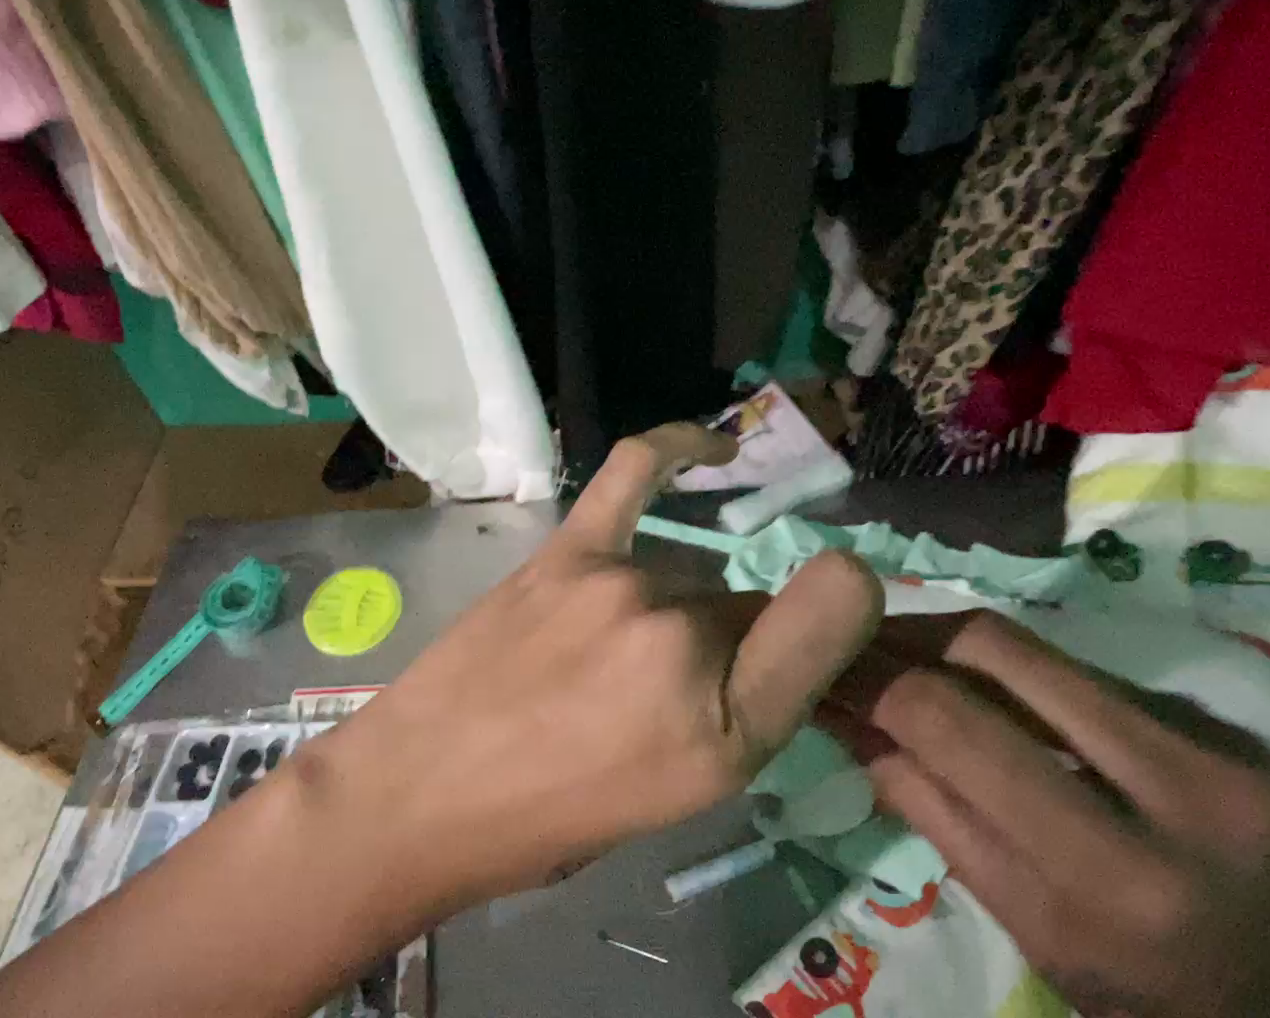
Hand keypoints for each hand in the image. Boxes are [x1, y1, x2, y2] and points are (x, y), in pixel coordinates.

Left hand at [300, 422, 883, 901]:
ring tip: (607, 667)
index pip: (837, 616)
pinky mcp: (566, 554)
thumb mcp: (678, 800)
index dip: (845, 611)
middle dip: (723, 651)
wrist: (423, 793)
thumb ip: (745, 714)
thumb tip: (775, 642)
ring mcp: (622, 585)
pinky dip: (679, 448)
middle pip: (744, 610)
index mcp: (729, 729)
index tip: (823, 627)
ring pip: (688, 579)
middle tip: (653, 702)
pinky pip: (633, 472)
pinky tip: (715, 449)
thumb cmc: (549, 822)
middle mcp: (686, 642)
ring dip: (672, 615)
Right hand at [816, 612, 1269, 1017]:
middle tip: (849, 645)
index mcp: (1114, 872)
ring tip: (892, 655)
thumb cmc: (1132, 982)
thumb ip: (925, 805)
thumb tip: (836, 713)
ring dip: (945, 642)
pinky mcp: (1221, 717)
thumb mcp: (1017, 917)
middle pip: (996, 651)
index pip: (956, 727)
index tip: (816, 668)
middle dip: (903, 637)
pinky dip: (1002, 668)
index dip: (869, 681)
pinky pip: (1074, 667)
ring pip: (1035, 645)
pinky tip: (970, 685)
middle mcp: (1181, 787)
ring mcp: (1216, 740)